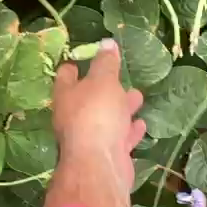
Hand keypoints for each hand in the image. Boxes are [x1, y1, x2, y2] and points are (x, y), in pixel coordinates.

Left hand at [44, 39, 145, 206]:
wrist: (100, 164)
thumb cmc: (96, 115)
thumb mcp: (103, 81)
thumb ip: (106, 63)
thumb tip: (107, 43)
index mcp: (66, 96)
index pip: (66, 76)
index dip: (74, 66)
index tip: (82, 60)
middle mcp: (73, 117)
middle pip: (88, 98)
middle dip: (105, 88)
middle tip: (119, 78)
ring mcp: (89, 138)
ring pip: (106, 118)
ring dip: (121, 108)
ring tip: (137, 97)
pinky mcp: (105, 154)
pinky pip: (118, 138)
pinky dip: (128, 130)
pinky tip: (140, 124)